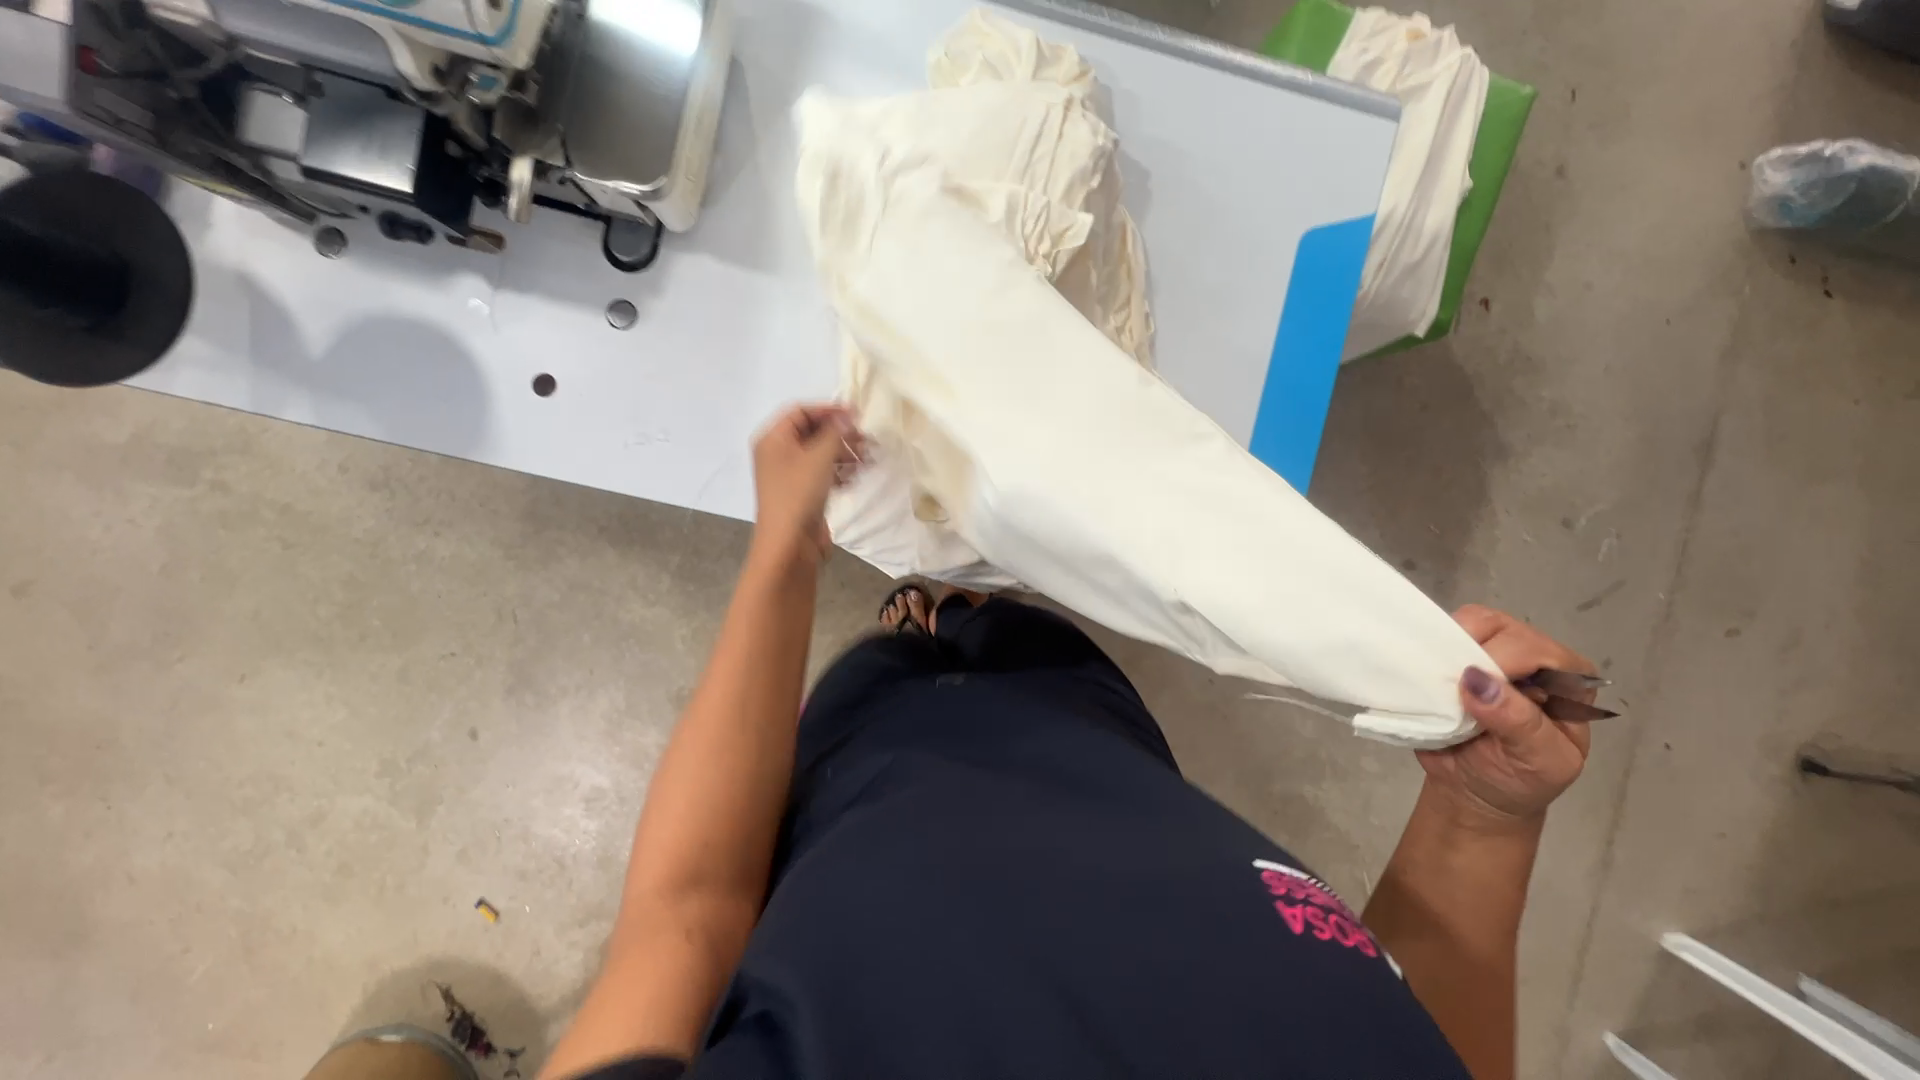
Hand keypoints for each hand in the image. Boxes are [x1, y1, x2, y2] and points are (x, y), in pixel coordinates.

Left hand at [750, 403, 863, 563]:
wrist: (789, 545)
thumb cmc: (799, 494)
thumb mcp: (819, 457)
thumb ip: (835, 432)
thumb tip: (848, 416)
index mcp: (773, 439)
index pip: (801, 411)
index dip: (829, 410)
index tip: (856, 416)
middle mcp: (777, 453)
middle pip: (812, 432)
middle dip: (840, 435)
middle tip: (866, 440)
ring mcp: (789, 475)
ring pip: (819, 454)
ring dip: (844, 454)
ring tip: (867, 460)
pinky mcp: (801, 493)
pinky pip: (821, 473)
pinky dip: (838, 472)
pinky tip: (855, 477)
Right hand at [1417, 605, 1604, 828]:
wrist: (1474, 791)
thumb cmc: (1518, 780)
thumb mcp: (1539, 763)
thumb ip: (1519, 724)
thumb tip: (1477, 680)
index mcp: (1567, 679)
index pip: (1537, 651)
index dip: (1502, 665)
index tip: (1472, 696)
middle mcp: (1532, 657)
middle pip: (1499, 628)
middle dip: (1470, 655)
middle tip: (1452, 691)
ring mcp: (1491, 651)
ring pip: (1467, 622)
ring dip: (1445, 647)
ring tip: (1437, 683)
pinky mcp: (1455, 654)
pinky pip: (1439, 634)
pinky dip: (1427, 649)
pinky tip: (1425, 674)